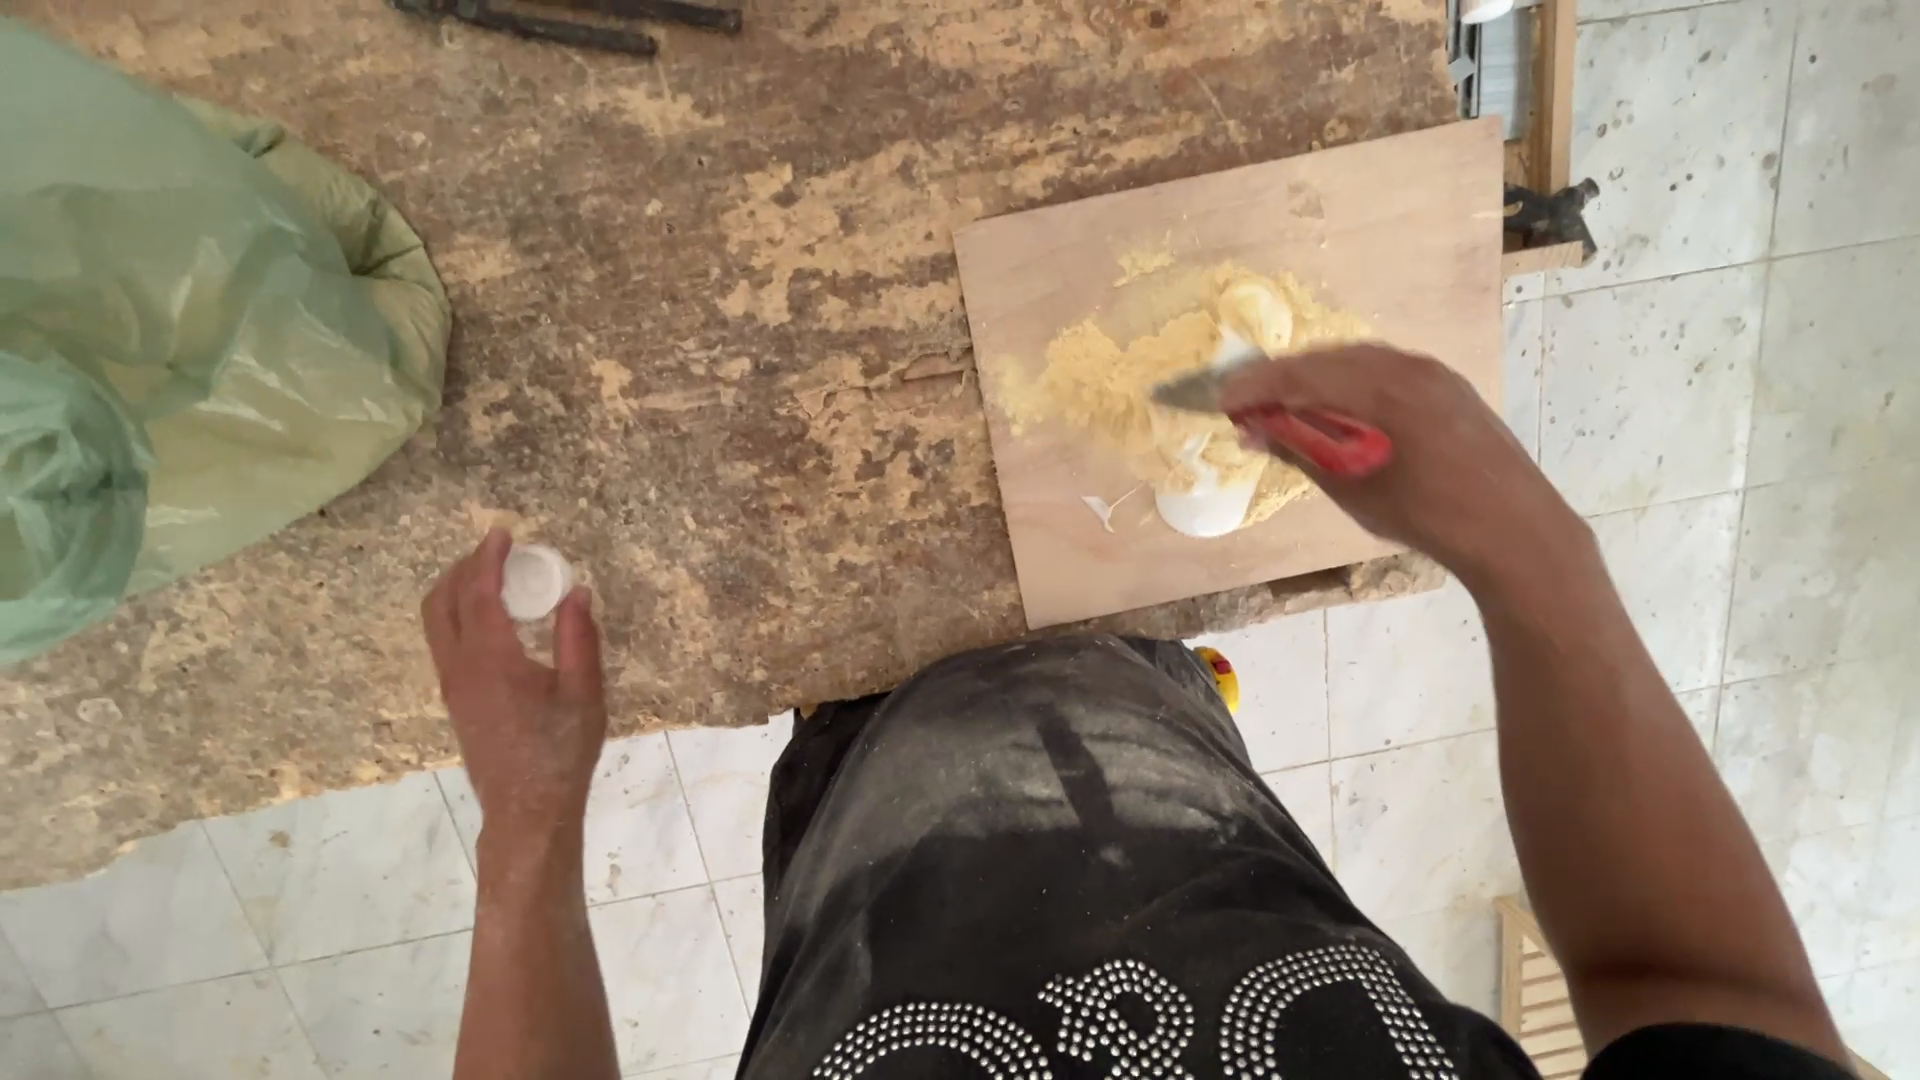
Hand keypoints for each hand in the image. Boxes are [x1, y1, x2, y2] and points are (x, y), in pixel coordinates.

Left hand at [422, 529, 605, 844]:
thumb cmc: (562, 749)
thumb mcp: (585, 692)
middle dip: (463, 568)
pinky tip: (491, 617)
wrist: (528, 807)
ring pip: (435, 622)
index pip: (479, 594)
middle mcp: (460, 668)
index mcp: (492, 660)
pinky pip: (444, 640)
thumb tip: (577, 591)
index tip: (504, 533)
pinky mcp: (456, 699)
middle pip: (441, 602)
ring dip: (455, 590)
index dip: (489, 559)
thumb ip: (579, 637)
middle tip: (496, 549)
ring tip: (490, 575)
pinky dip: (458, 613)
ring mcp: (452, 685)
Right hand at [1218, 343, 1591, 586]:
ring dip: (1312, 378)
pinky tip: (1333, 405)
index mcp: (1383, 391)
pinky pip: (1381, 369)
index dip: (1257, 387)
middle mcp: (1408, 367)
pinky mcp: (1445, 385)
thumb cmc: (1426, 515)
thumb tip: (1254, 432)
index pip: (1302, 376)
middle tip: (1247, 404)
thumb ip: (1300, 451)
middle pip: (1326, 360)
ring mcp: (1432, 372)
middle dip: (1280, 379)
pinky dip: (1346, 382)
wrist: (1515, 529)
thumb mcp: (1351, 488)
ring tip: (1283, 405)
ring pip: (1354, 361)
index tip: (1224, 402)